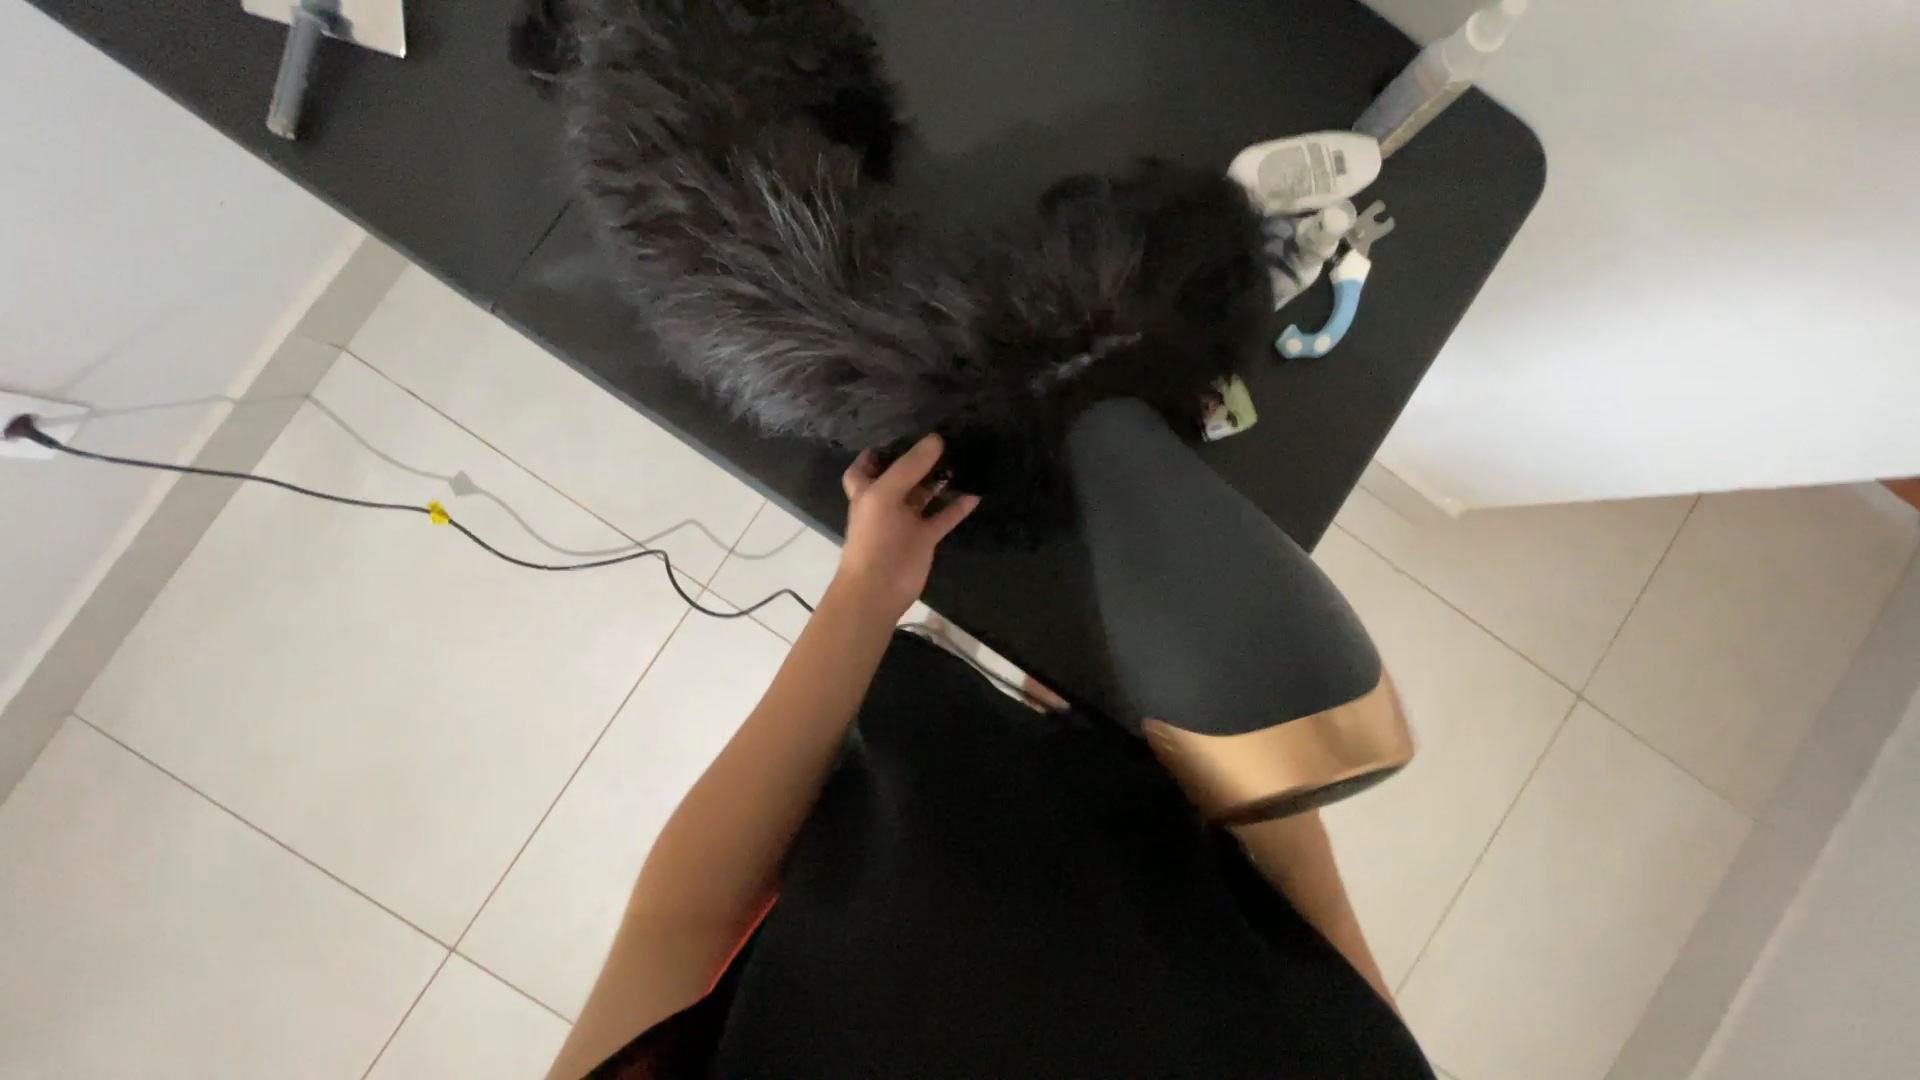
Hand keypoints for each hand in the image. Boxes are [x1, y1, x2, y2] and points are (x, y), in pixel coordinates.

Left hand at [832, 434, 979, 620]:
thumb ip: (909, 467)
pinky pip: (944, 517)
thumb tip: (936, 439)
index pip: (864, 467)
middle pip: (901, 476)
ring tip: (961, 457)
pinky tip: (976, 492)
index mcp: (866, 491)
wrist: (878, 587)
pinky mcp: (925, 538)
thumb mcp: (884, 494)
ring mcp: (906, 521)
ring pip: (925, 495)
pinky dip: (958, 506)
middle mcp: (886, 503)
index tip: (899, 435)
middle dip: (917, 461)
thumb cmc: (873, 538)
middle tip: (942, 440)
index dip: (876, 453)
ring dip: (940, 480)